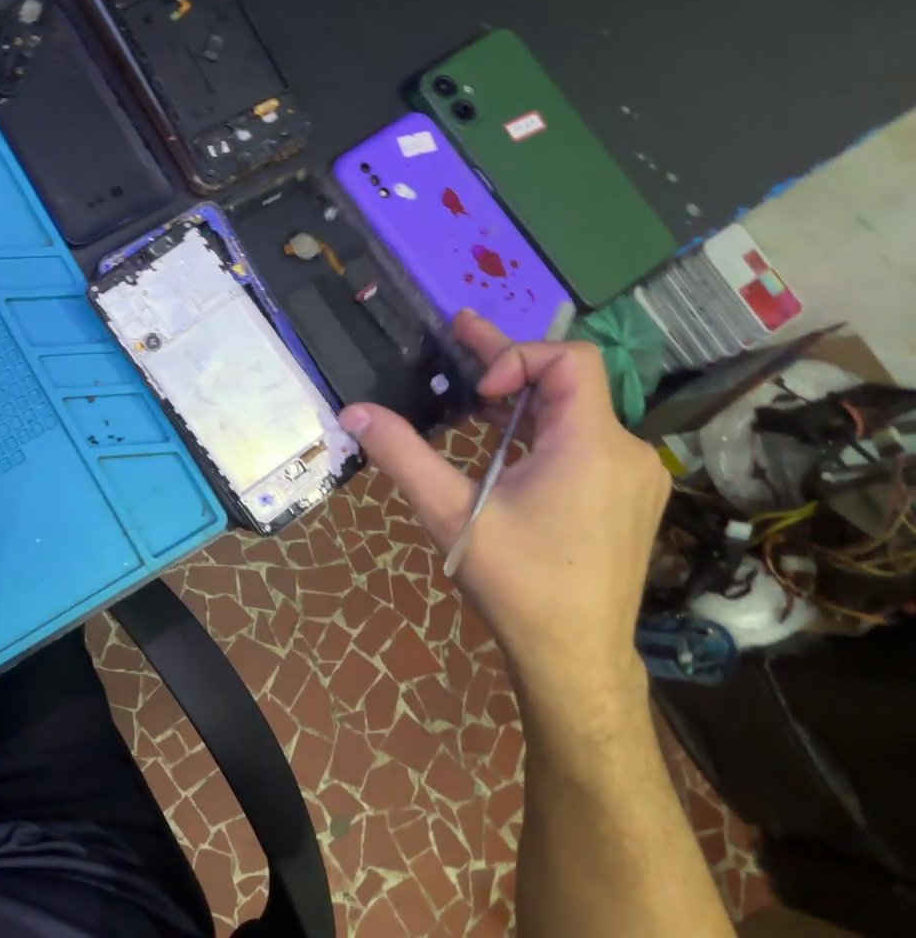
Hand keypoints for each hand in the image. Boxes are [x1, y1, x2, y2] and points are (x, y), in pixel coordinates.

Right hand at [337, 309, 668, 708]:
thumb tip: (353, 412)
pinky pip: (584, 444)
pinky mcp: (624, 499)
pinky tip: (502, 448)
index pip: (570, 361)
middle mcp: (624, 452)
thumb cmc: (516, 581)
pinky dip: (540, 431)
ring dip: (521, 400)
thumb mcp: (448, 513)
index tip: (474, 396)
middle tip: (458, 331)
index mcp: (590, 445)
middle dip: (507, 361)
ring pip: (576, 414)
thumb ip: (402, 455)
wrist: (574, 654)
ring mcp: (631, 477)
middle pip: (569, 383)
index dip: (515, 358)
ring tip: (472, 394)